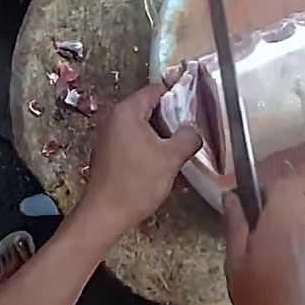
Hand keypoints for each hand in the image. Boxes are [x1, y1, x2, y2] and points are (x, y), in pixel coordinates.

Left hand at [77, 82, 201, 233]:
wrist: (106, 214)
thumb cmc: (138, 181)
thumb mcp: (171, 157)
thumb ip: (188, 137)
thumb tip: (194, 130)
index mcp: (128, 112)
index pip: (156, 90)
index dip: (178, 93)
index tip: (198, 103)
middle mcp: (116, 119)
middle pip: (150, 106)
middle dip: (174, 115)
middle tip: (196, 126)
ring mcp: (110, 136)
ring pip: (144, 125)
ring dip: (164, 132)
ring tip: (185, 144)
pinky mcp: (111, 153)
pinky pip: (136, 139)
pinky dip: (152, 144)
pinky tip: (166, 159)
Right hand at [222, 180, 304, 304]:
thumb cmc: (261, 294)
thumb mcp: (236, 260)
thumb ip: (234, 224)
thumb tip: (230, 196)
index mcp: (280, 220)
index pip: (277, 185)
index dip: (259, 188)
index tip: (242, 202)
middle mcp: (300, 224)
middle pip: (284, 203)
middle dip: (263, 212)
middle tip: (243, 233)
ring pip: (290, 221)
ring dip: (273, 229)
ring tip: (255, 254)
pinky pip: (296, 237)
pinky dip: (283, 243)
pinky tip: (272, 267)